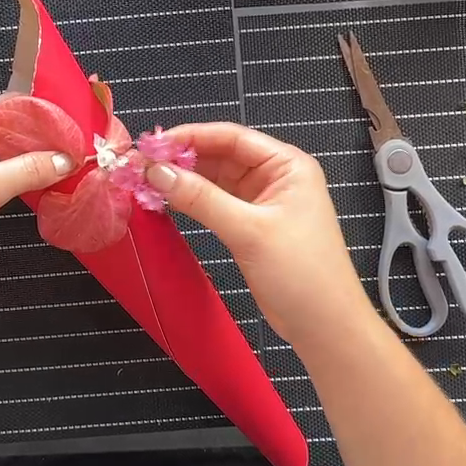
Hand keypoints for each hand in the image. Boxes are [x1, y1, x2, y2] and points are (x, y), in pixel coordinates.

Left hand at [0, 85, 74, 297]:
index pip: (14, 103)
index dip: (46, 117)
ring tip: (56, 155)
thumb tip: (67, 159)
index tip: (75, 132)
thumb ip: (28, 170)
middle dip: (37, 131)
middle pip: (5, 118)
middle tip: (71, 145)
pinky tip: (22, 157)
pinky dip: (7, 156)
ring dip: (23, 146)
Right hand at [143, 122, 373, 350]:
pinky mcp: (249, 224)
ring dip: (183, 179)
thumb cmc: (300, 272)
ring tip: (144, 181)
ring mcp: (261, 200)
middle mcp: (274, 175)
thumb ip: (200, 198)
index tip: (151, 145)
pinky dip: (190, 200)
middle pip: (219, 155)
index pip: (231, 137)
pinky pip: (214, 201)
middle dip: (181, 158)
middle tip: (140, 165)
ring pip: (214, 178)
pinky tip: (165, 200)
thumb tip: (155, 172)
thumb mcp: (248, 230)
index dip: (190, 136)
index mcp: (286, 164)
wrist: (325, 328)